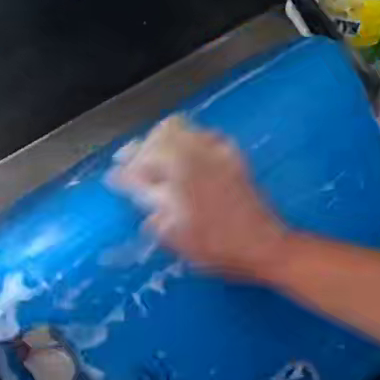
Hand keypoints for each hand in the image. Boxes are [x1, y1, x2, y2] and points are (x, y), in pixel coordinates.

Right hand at [107, 115, 289, 281]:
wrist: (265, 247)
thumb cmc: (219, 250)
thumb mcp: (177, 237)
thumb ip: (154, 210)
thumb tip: (135, 193)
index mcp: (179, 178)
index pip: (141, 165)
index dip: (124, 172)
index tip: (113, 179)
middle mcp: (196, 159)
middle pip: (158, 137)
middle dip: (139, 149)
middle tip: (127, 162)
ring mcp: (216, 154)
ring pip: (180, 129)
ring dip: (160, 139)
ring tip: (151, 155)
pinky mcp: (232, 157)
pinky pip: (205, 135)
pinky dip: (189, 139)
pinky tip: (186, 154)